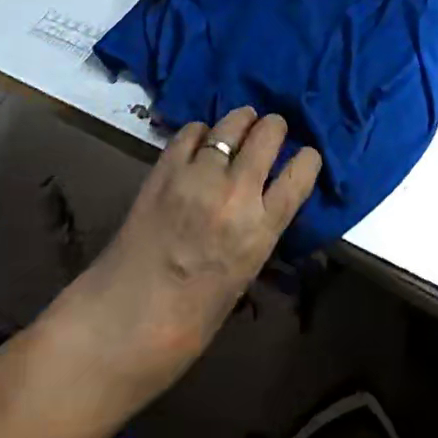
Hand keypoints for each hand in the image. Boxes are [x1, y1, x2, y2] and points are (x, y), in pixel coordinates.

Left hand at [72, 108, 320, 389]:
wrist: (129, 315)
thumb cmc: (191, 317)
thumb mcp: (242, 274)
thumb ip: (255, 232)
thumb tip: (259, 205)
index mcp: (261, 230)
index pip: (299, 176)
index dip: (307, 159)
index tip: (307, 154)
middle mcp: (235, 193)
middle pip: (266, 137)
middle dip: (274, 127)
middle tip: (272, 127)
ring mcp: (198, 175)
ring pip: (229, 125)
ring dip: (240, 120)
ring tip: (242, 120)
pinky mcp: (165, 167)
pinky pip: (190, 132)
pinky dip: (200, 132)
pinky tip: (200, 139)